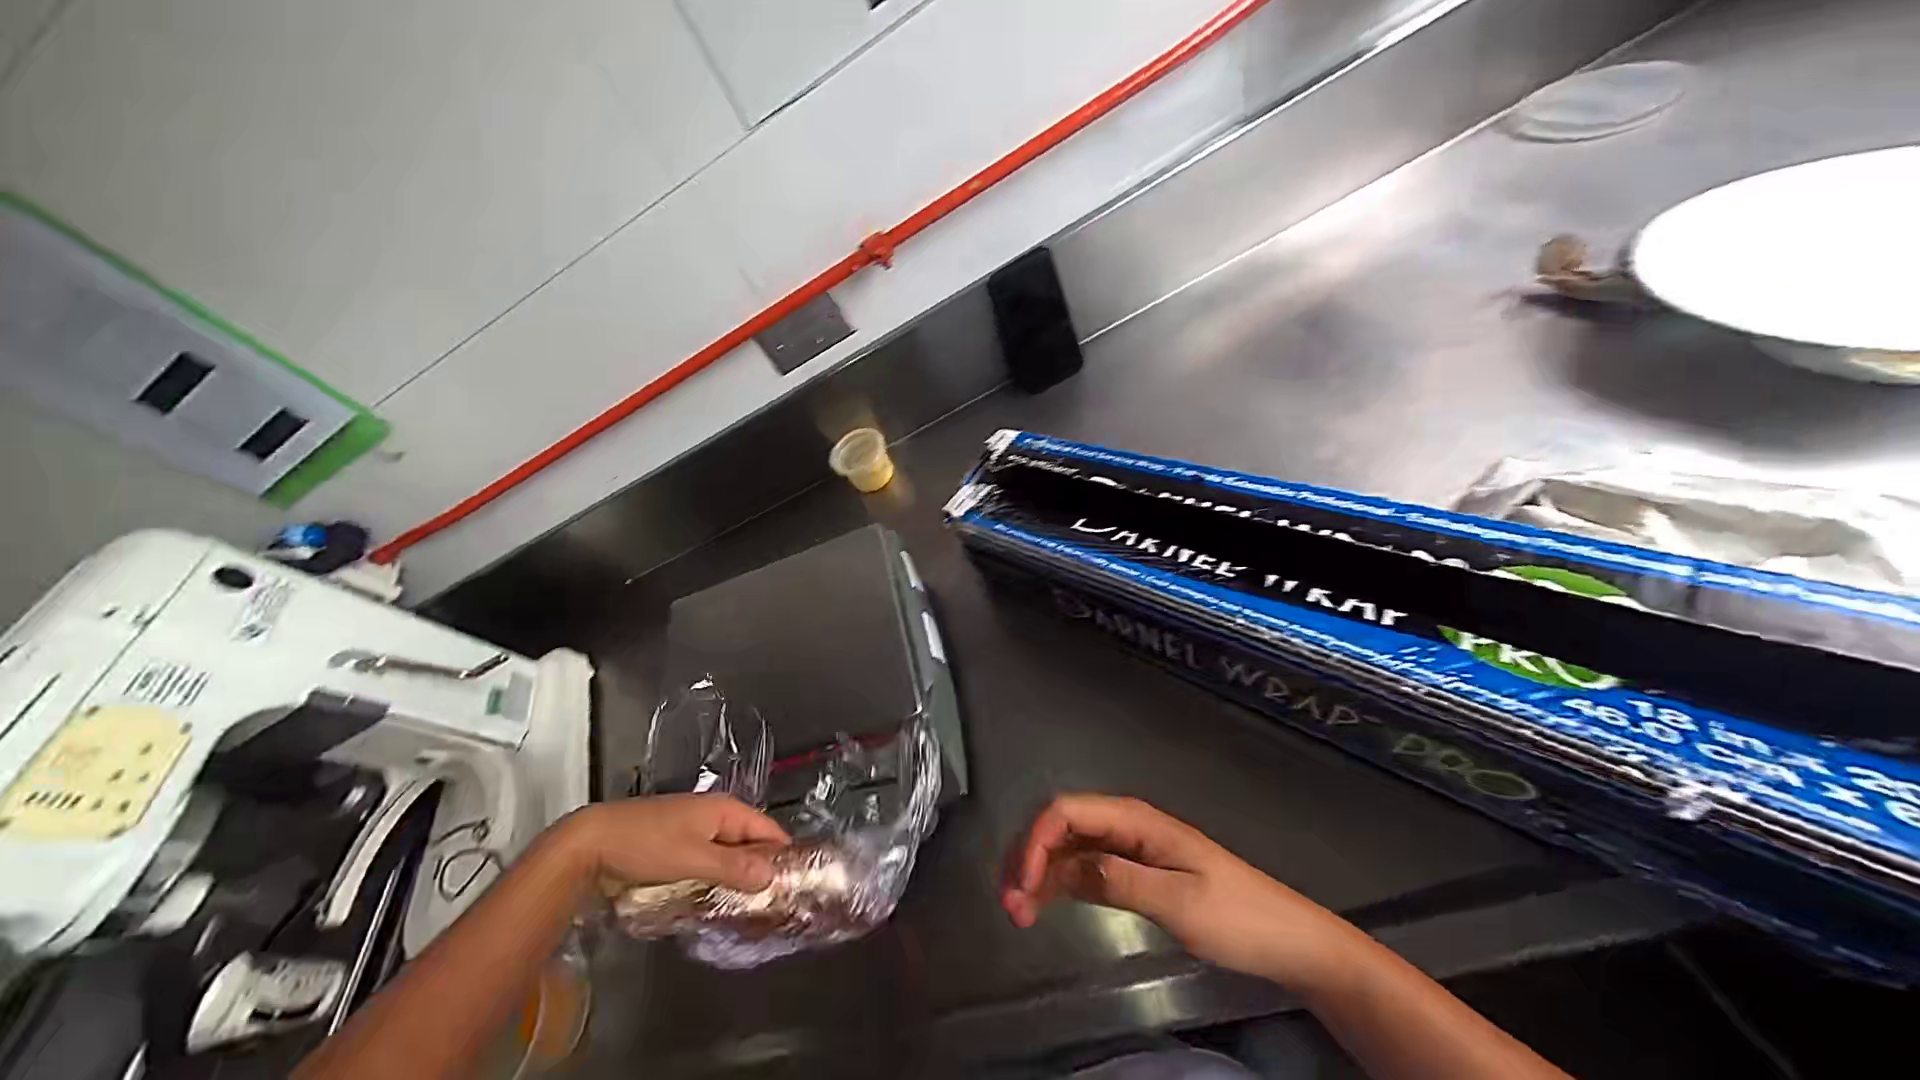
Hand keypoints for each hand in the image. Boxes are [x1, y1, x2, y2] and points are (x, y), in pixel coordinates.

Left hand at [556, 794, 789, 892]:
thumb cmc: (645, 845)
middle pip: (750, 843)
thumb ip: (734, 866)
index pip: (768, 830)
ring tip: (748, 912)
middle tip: (771, 907)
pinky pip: (706, 865)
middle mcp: (714, 817)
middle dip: (760, 871)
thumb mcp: (693, 858)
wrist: (588, 845)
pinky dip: (714, 881)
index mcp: (724, 810)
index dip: (783, 855)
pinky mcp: (676, 849)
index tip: (794, 887)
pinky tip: (715, 904)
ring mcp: (694, 833)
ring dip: (735, 880)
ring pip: (727, 857)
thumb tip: (772, 874)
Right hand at [1002, 794, 1366, 988]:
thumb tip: (1060, 867)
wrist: (1287, 939)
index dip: (1034, 841)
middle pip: (1060, 827)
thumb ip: (1117, 879)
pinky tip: (1042, 906)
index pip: (1067, 811)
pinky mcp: (1133, 872)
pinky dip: (1057, 885)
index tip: (1022, 886)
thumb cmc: (1237, 916)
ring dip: (1037, 874)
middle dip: (1027, 857)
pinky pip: (1083, 869)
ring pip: (1067, 849)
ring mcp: (1128, 848)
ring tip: (1017, 912)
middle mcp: (1125, 825)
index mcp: (1135, 819)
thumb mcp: (1177, 901)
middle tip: (1010, 905)